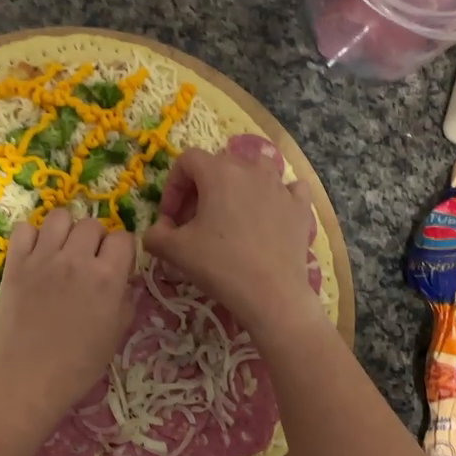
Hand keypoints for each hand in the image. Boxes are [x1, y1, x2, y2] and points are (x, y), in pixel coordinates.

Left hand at [0, 209, 133, 431]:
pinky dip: (32, 237)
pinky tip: (36, 257)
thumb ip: (125, 301)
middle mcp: (76, 260)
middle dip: (95, 240)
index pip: (124, 238)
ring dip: (66, 231)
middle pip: (92, 224)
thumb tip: (126, 282)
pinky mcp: (14, 264)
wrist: (27, 381)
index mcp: (107, 278)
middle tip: (88, 263)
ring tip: (62, 253)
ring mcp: (42, 258)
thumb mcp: (115, 337)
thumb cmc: (77, 367)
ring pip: (60, 217)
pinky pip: (24, 229)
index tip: (115, 268)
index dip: (122, 252)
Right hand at [144, 146, 327, 343]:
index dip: (172, 186)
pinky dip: (275, 197)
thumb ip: (155, 233)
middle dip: (201, 189)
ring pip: (254, 172)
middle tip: (194, 222)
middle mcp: (251, 169)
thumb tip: (159, 228)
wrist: (271, 294)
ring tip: (230, 217)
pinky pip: (288, 189)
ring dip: (237, 188)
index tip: (170, 218)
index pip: (187, 161)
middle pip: (219, 165)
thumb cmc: (220, 266)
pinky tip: (269, 213)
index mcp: (219, 172)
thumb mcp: (174, 251)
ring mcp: (280, 186)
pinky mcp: (300, 206)